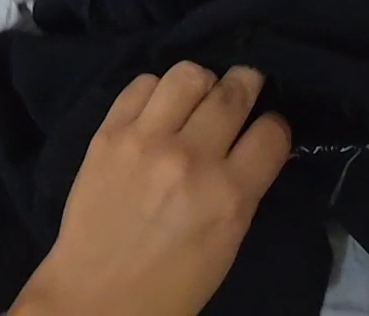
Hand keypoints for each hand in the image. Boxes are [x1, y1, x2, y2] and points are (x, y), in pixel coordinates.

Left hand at [12, 62, 291, 315]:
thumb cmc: (170, 285)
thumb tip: (252, 143)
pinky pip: (142, 83)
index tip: (268, 124)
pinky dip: (156, 89)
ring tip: (197, 95)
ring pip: (188, 74)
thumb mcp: (225, 244)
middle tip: (244, 83)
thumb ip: (241, 189)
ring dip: (201, 81)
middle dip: (246, 82)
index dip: (274, 125)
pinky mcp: (109, 132)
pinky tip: (157, 106)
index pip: (271, 133)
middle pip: (232, 92)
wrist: (94, 299)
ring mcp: (146, 140)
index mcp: (229, 197)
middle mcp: (191, 159)